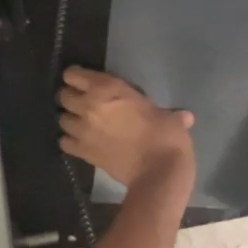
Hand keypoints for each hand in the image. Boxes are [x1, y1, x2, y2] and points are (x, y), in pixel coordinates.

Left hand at [58, 67, 194, 185]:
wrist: (158, 172)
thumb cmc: (166, 138)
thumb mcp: (171, 119)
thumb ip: (173, 115)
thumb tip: (186, 118)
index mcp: (110, 89)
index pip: (74, 74)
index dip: (75, 76)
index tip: (81, 81)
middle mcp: (90, 105)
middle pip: (63, 96)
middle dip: (69, 98)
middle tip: (82, 103)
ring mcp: (83, 130)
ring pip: (61, 119)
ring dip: (69, 120)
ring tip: (80, 124)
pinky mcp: (83, 152)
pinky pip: (64, 142)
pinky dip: (69, 141)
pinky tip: (80, 143)